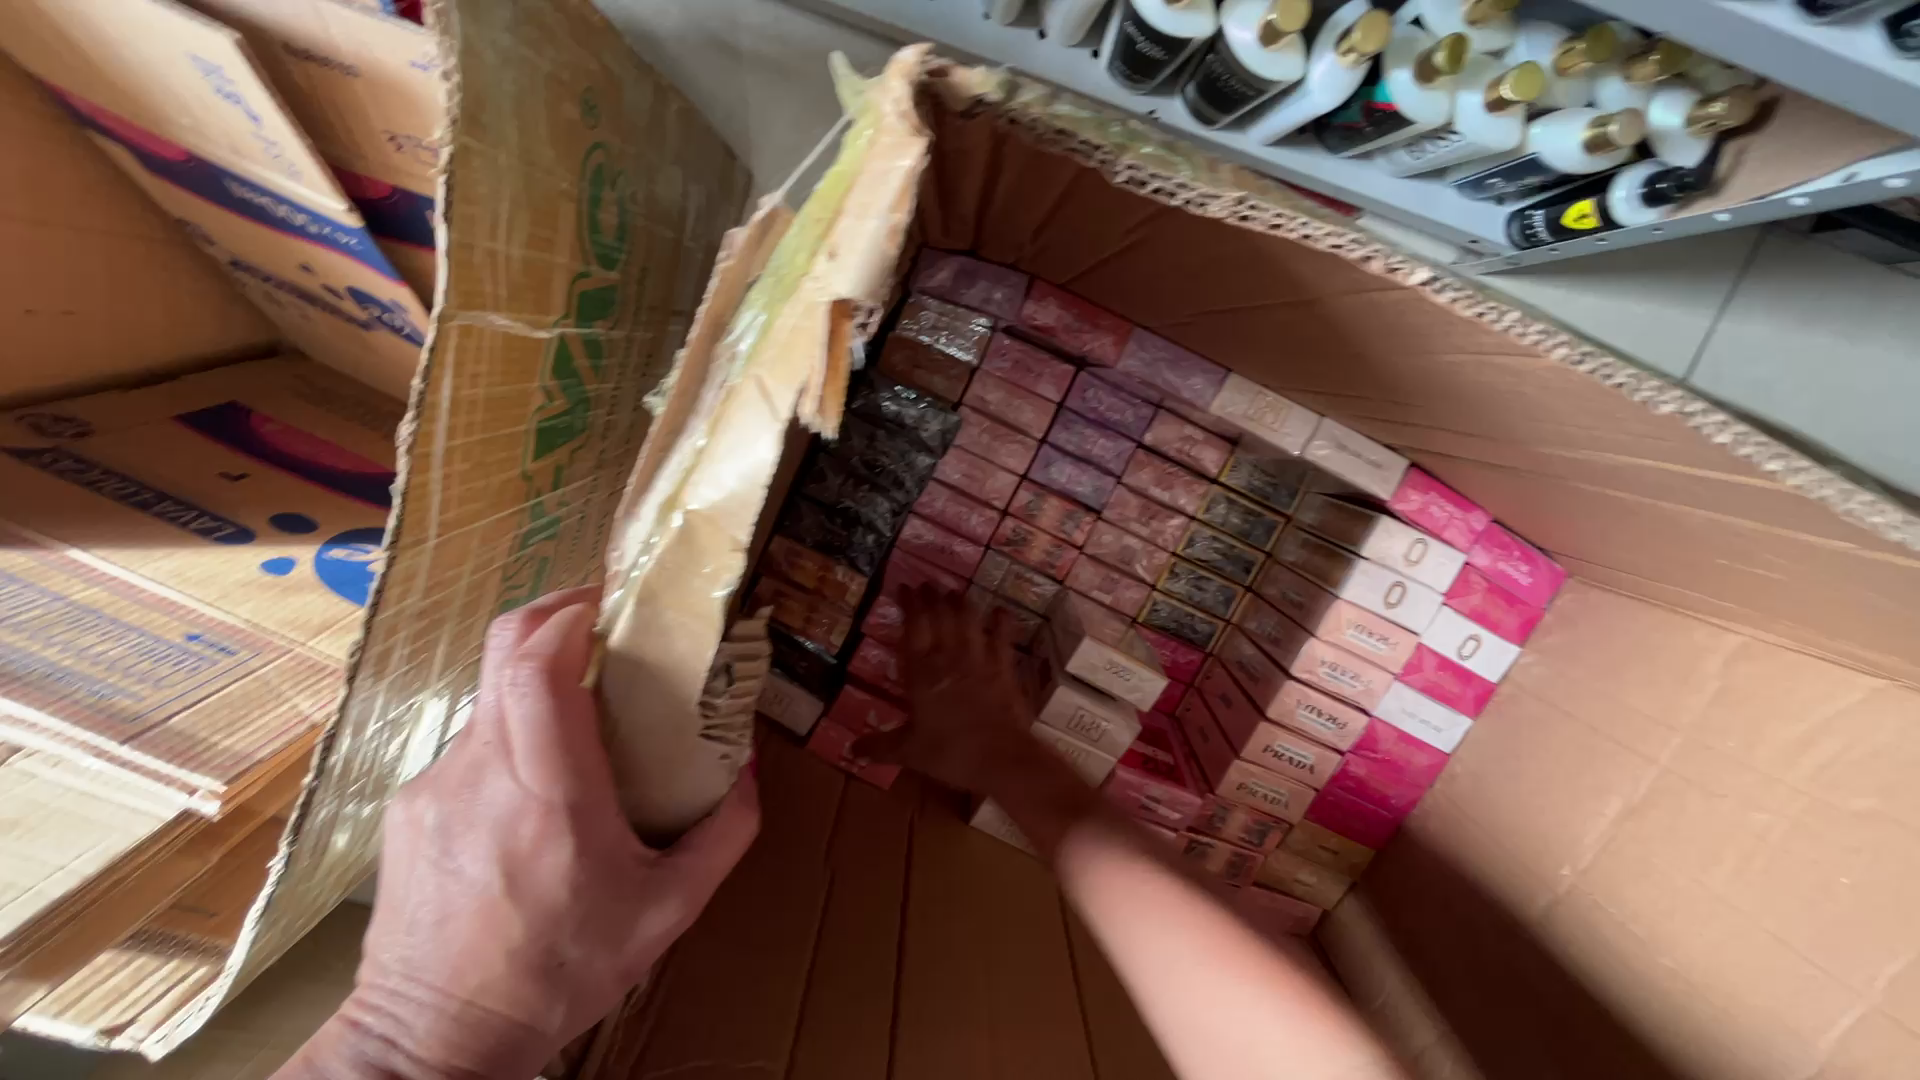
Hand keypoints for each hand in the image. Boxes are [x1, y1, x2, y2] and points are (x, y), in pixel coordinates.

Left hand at [280, 587, 759, 1079]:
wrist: (431, 1042)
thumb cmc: (560, 973)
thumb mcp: (668, 911)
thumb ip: (724, 833)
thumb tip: (747, 768)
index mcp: (551, 793)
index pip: (539, 668)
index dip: (572, 614)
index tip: (613, 599)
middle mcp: (483, 772)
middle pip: (505, 651)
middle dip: (555, 613)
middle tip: (606, 617)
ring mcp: (436, 784)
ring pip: (492, 692)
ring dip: (540, 673)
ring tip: (587, 701)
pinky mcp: (413, 803)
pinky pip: (473, 736)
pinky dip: (516, 724)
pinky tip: (541, 773)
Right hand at [855, 585, 1034, 793]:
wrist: (1001, 758)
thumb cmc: (950, 753)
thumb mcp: (909, 752)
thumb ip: (880, 746)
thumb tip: (852, 749)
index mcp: (921, 673)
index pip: (913, 627)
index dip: (909, 604)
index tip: (904, 587)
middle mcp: (949, 656)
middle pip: (940, 616)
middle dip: (932, 596)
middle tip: (927, 584)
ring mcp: (980, 658)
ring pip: (969, 619)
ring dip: (960, 602)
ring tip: (954, 592)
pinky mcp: (1004, 667)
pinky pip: (1003, 637)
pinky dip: (1002, 622)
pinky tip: (1001, 611)